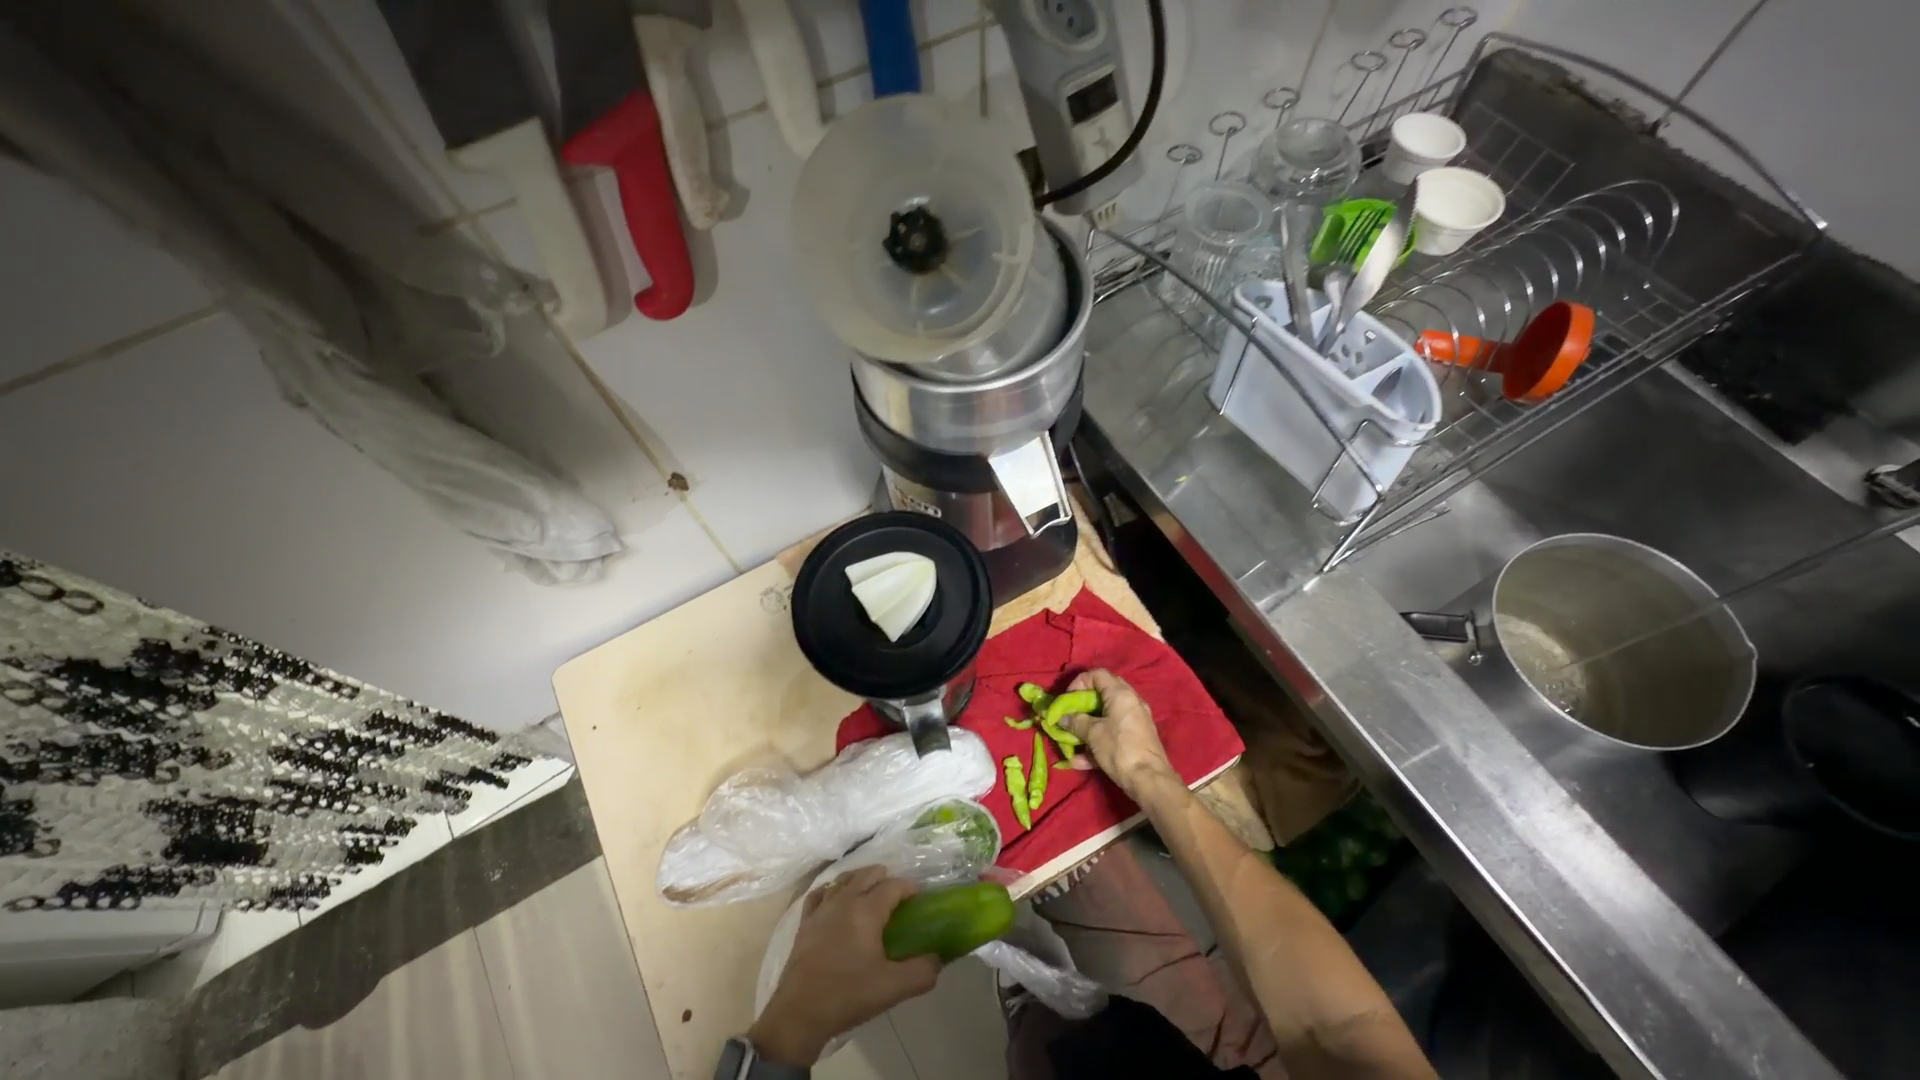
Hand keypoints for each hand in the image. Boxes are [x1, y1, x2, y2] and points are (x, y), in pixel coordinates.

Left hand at [748, 866, 940, 1065]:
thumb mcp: (894, 987)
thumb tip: (938, 959)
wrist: (800, 1013)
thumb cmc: (848, 995)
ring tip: (870, 888)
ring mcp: (820, 911)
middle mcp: (842, 901)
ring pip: (842, 880)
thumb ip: (923, 971)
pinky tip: (834, 898)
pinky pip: (818, 895)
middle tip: (898, 893)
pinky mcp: (804, 924)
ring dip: (859, 878)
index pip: (893, 886)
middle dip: (885, 877)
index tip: (919, 898)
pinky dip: (831, 890)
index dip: (909, 887)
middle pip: (867, 875)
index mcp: (866, 910)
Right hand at [1057, 669, 1178, 800]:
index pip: (1098, 674)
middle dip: (1082, 706)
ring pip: (1107, 717)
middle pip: (1102, 694)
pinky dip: (1098, 743)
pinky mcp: (1136, 739)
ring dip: (1087, 727)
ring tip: (1071, 741)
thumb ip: (1075, 722)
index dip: (1079, 683)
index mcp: (1121, 694)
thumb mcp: (1093, 734)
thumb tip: (1062, 718)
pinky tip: (1081, 761)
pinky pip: (1113, 734)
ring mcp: (1136, 721)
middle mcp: (1131, 702)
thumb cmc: (1119, 749)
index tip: (1067, 700)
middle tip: (1070, 716)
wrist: (1149, 779)